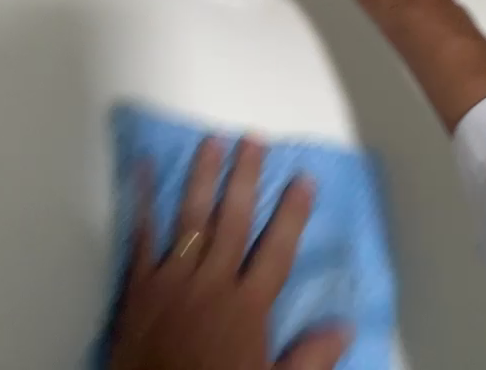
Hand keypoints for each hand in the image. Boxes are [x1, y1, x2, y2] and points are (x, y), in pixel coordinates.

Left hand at [108, 137, 350, 369]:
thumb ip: (308, 358)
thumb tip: (345, 327)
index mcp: (247, 307)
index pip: (277, 250)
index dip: (292, 214)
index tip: (304, 179)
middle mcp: (212, 281)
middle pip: (233, 220)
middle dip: (245, 177)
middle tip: (253, 139)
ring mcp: (174, 276)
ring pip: (192, 216)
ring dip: (203, 176)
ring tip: (212, 140)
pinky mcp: (141, 280)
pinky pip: (142, 232)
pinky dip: (142, 198)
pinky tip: (146, 165)